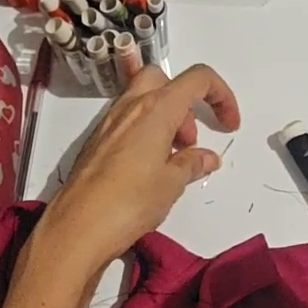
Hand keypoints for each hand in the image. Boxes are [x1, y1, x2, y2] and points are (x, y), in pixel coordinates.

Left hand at [35, 64, 241, 272]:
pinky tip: (149, 170)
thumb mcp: (171, 184)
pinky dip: (145, 133)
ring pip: (143, 100)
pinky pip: (128, 122)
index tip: (229, 125)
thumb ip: (192, 164)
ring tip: (171, 162)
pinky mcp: (97, 142)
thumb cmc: (130, 202)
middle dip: (185, 103)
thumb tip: (206, 158)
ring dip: (165, 120)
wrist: (78, 227)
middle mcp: (130, 106)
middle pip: (164, 80)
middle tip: (190, 141)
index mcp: (156, 109)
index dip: (221, 95)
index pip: (197, 79)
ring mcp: (109, 123)